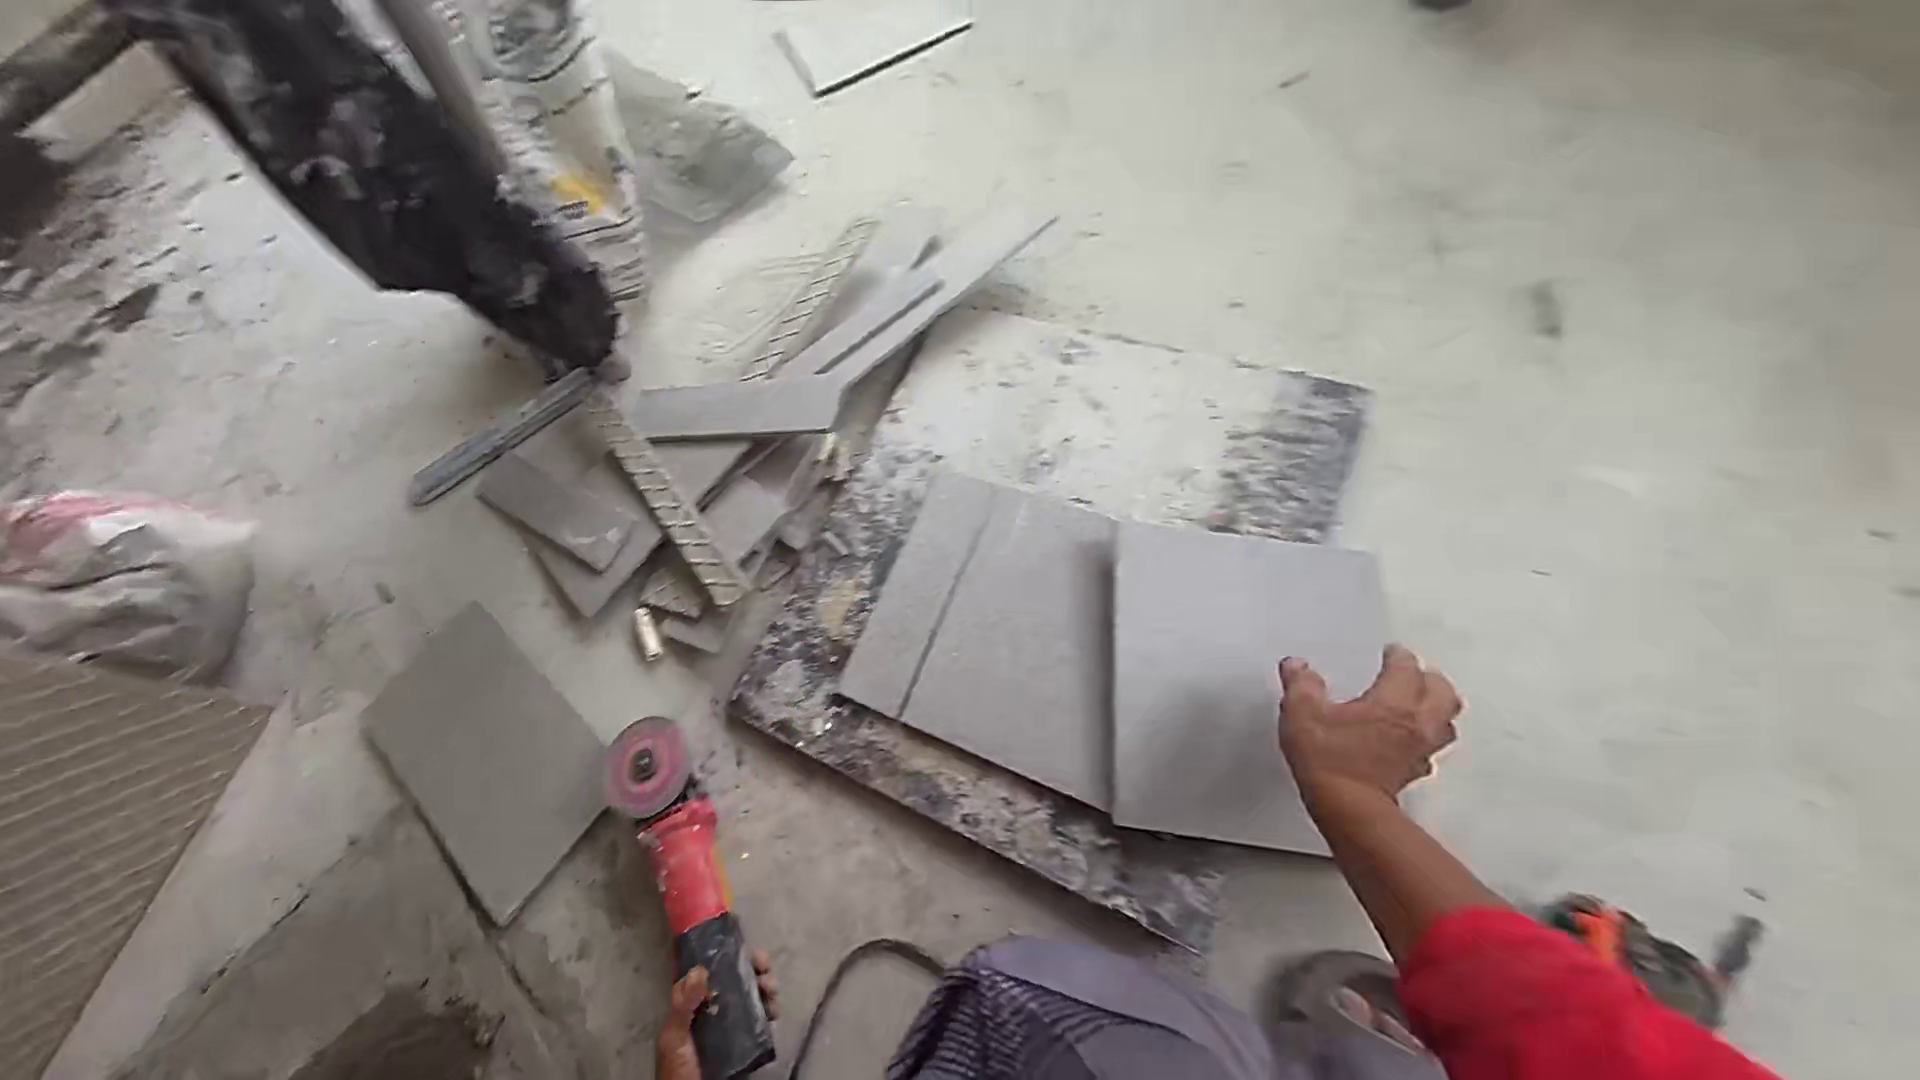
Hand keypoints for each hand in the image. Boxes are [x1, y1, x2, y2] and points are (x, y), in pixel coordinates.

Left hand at [656, 950, 779, 1079]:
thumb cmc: (677, 1070)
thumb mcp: (674, 1037)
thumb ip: (683, 1005)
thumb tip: (700, 969)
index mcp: (694, 1002)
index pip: (714, 968)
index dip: (730, 955)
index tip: (745, 951)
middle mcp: (715, 1005)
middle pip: (739, 976)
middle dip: (756, 967)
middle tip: (764, 969)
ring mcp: (732, 1021)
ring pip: (754, 992)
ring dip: (767, 985)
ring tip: (771, 991)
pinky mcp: (746, 1038)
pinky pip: (763, 1016)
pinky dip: (771, 1008)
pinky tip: (774, 1011)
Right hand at [1278, 645, 1460, 804]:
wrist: (1345, 807)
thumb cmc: (1327, 758)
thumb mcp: (1301, 711)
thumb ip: (1301, 683)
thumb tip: (1297, 666)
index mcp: (1391, 703)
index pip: (1406, 669)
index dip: (1399, 656)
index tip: (1391, 651)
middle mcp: (1414, 724)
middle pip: (1442, 694)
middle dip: (1431, 678)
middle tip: (1415, 671)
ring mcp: (1417, 751)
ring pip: (1445, 722)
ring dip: (1438, 707)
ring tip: (1422, 700)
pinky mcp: (1412, 772)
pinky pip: (1430, 749)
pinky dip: (1427, 737)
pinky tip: (1409, 739)